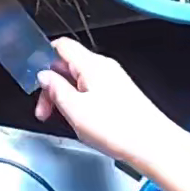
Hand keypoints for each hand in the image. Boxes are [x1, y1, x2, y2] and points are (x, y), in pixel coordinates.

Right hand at [34, 38, 180, 165]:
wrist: (153, 145)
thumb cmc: (118, 128)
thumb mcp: (75, 110)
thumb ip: (55, 89)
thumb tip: (43, 76)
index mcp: (91, 64)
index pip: (61, 46)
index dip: (44, 58)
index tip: (36, 79)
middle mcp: (104, 67)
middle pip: (69, 64)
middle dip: (53, 85)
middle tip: (45, 110)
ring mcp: (114, 80)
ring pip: (80, 79)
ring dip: (66, 96)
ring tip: (66, 119)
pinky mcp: (121, 94)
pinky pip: (93, 90)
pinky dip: (81, 102)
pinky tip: (83, 122)